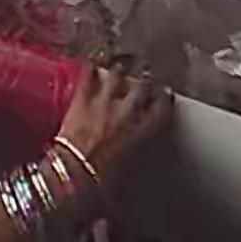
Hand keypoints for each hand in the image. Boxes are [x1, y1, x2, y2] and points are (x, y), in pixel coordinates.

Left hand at [56, 65, 173, 184]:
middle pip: (141, 87)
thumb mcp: (126, 174)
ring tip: (121, 65)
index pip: (160, 109)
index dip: (164, 98)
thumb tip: (131, 168)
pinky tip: (93, 59)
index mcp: (140, 133)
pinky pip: (89, 73)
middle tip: (145, 74)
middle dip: (144, 80)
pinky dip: (92, 65)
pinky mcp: (82, 96)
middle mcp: (126, 112)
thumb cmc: (101, 182)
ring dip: (119, 70)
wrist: (74, 172)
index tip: (166, 92)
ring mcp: (104, 101)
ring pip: (117, 75)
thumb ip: (132, 161)